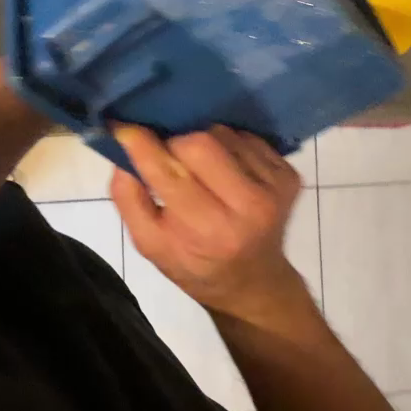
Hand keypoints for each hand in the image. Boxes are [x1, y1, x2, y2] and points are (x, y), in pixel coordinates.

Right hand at [110, 124, 307, 318]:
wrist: (253, 283)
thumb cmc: (193, 264)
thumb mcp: (149, 244)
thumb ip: (129, 199)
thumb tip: (121, 152)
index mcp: (208, 228)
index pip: (169, 169)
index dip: (141, 144)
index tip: (122, 128)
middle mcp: (248, 206)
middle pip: (199, 142)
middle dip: (173, 143)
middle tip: (165, 156)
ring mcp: (275, 188)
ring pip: (222, 133)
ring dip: (200, 141)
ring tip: (196, 165)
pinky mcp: (289, 175)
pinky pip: (245, 137)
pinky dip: (225, 144)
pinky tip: (222, 167)